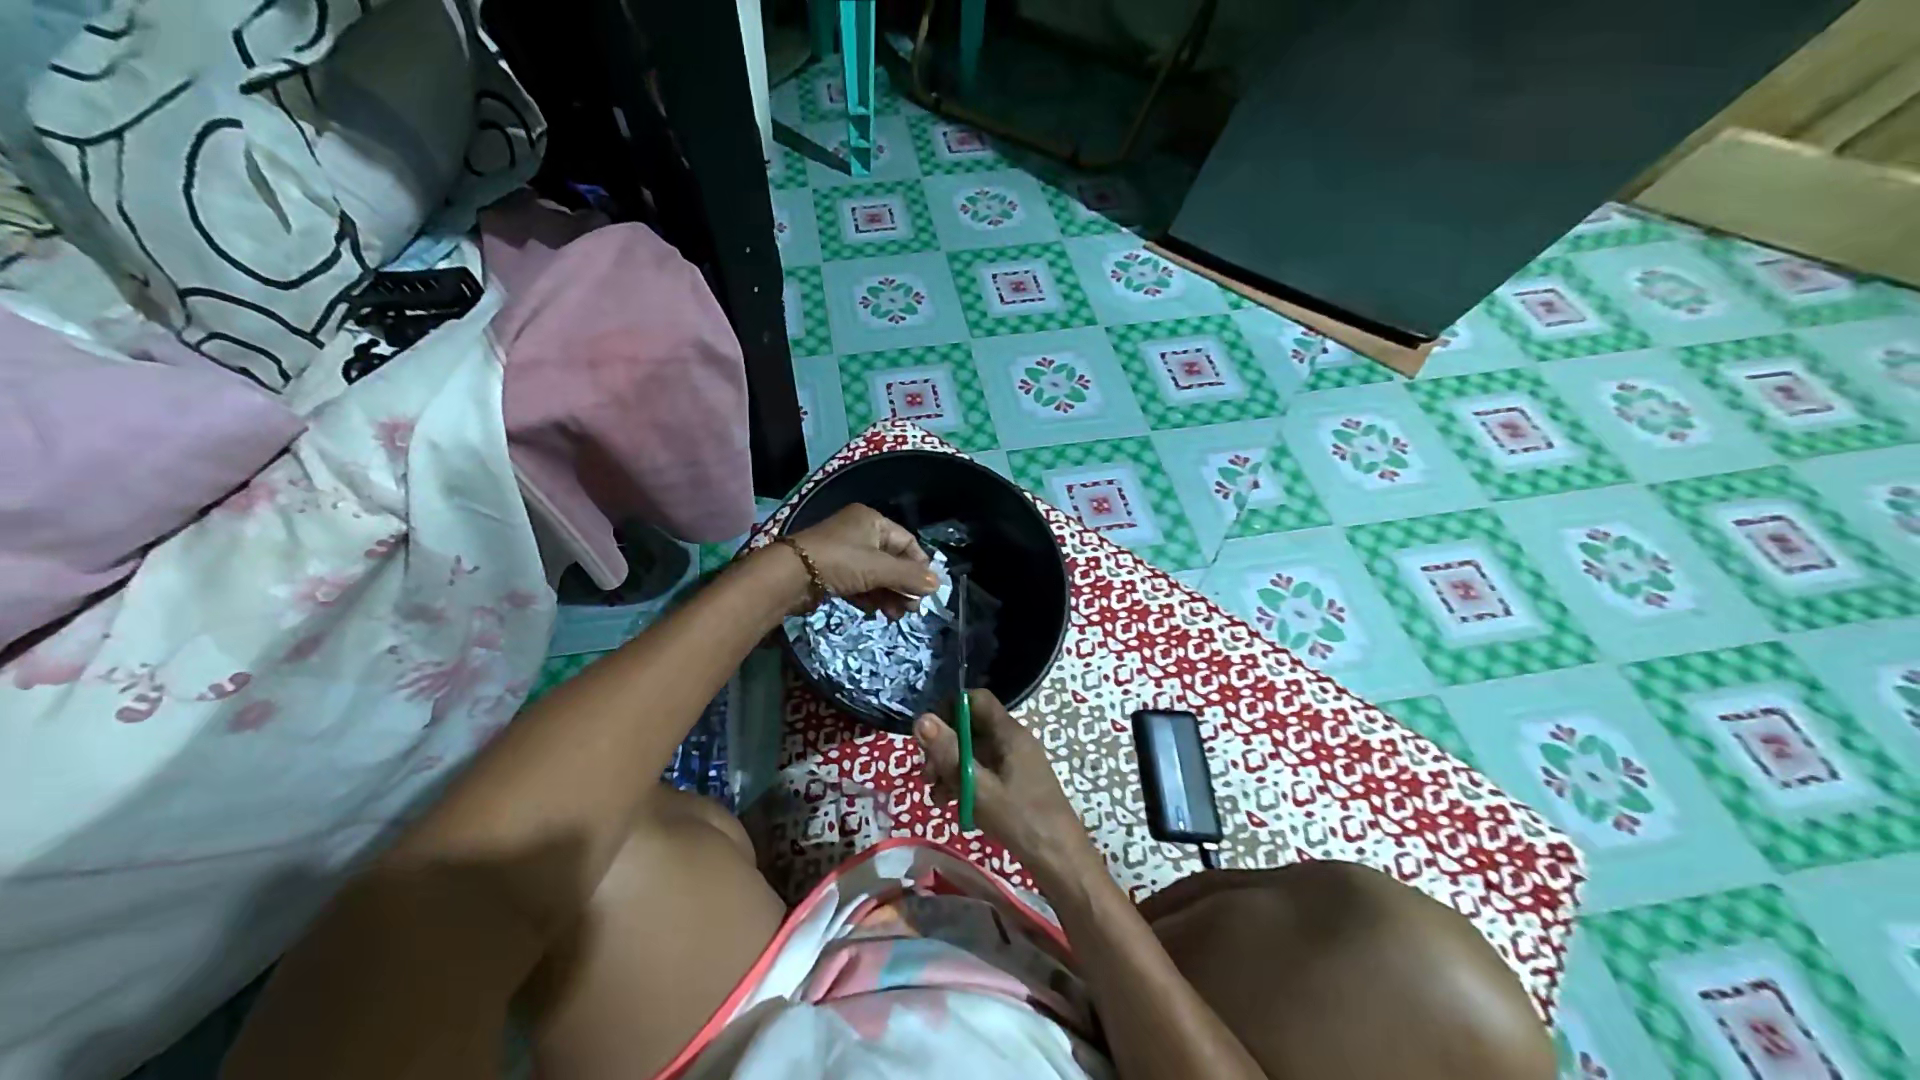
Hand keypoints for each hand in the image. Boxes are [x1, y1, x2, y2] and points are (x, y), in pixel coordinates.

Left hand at [783, 504, 936, 615]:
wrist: (790, 575)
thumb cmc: (839, 562)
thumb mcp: (879, 568)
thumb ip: (909, 577)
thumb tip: (937, 585)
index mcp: (872, 521)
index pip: (907, 542)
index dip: (919, 566)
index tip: (925, 591)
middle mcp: (860, 532)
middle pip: (893, 560)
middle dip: (903, 586)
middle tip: (911, 609)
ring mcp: (845, 553)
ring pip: (877, 575)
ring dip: (889, 595)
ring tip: (895, 616)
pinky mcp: (833, 572)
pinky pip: (860, 584)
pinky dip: (870, 597)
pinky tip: (876, 613)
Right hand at [916, 690, 1096, 876]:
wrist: (1059, 858)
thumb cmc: (1019, 818)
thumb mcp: (977, 786)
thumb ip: (948, 752)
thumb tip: (921, 719)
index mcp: (1009, 733)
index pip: (975, 699)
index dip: (949, 709)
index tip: (928, 735)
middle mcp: (1012, 741)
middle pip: (970, 727)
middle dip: (944, 747)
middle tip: (927, 776)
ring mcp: (1014, 762)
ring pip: (973, 752)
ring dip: (950, 769)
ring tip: (936, 797)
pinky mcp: (1013, 783)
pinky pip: (982, 771)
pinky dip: (964, 782)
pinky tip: (951, 805)